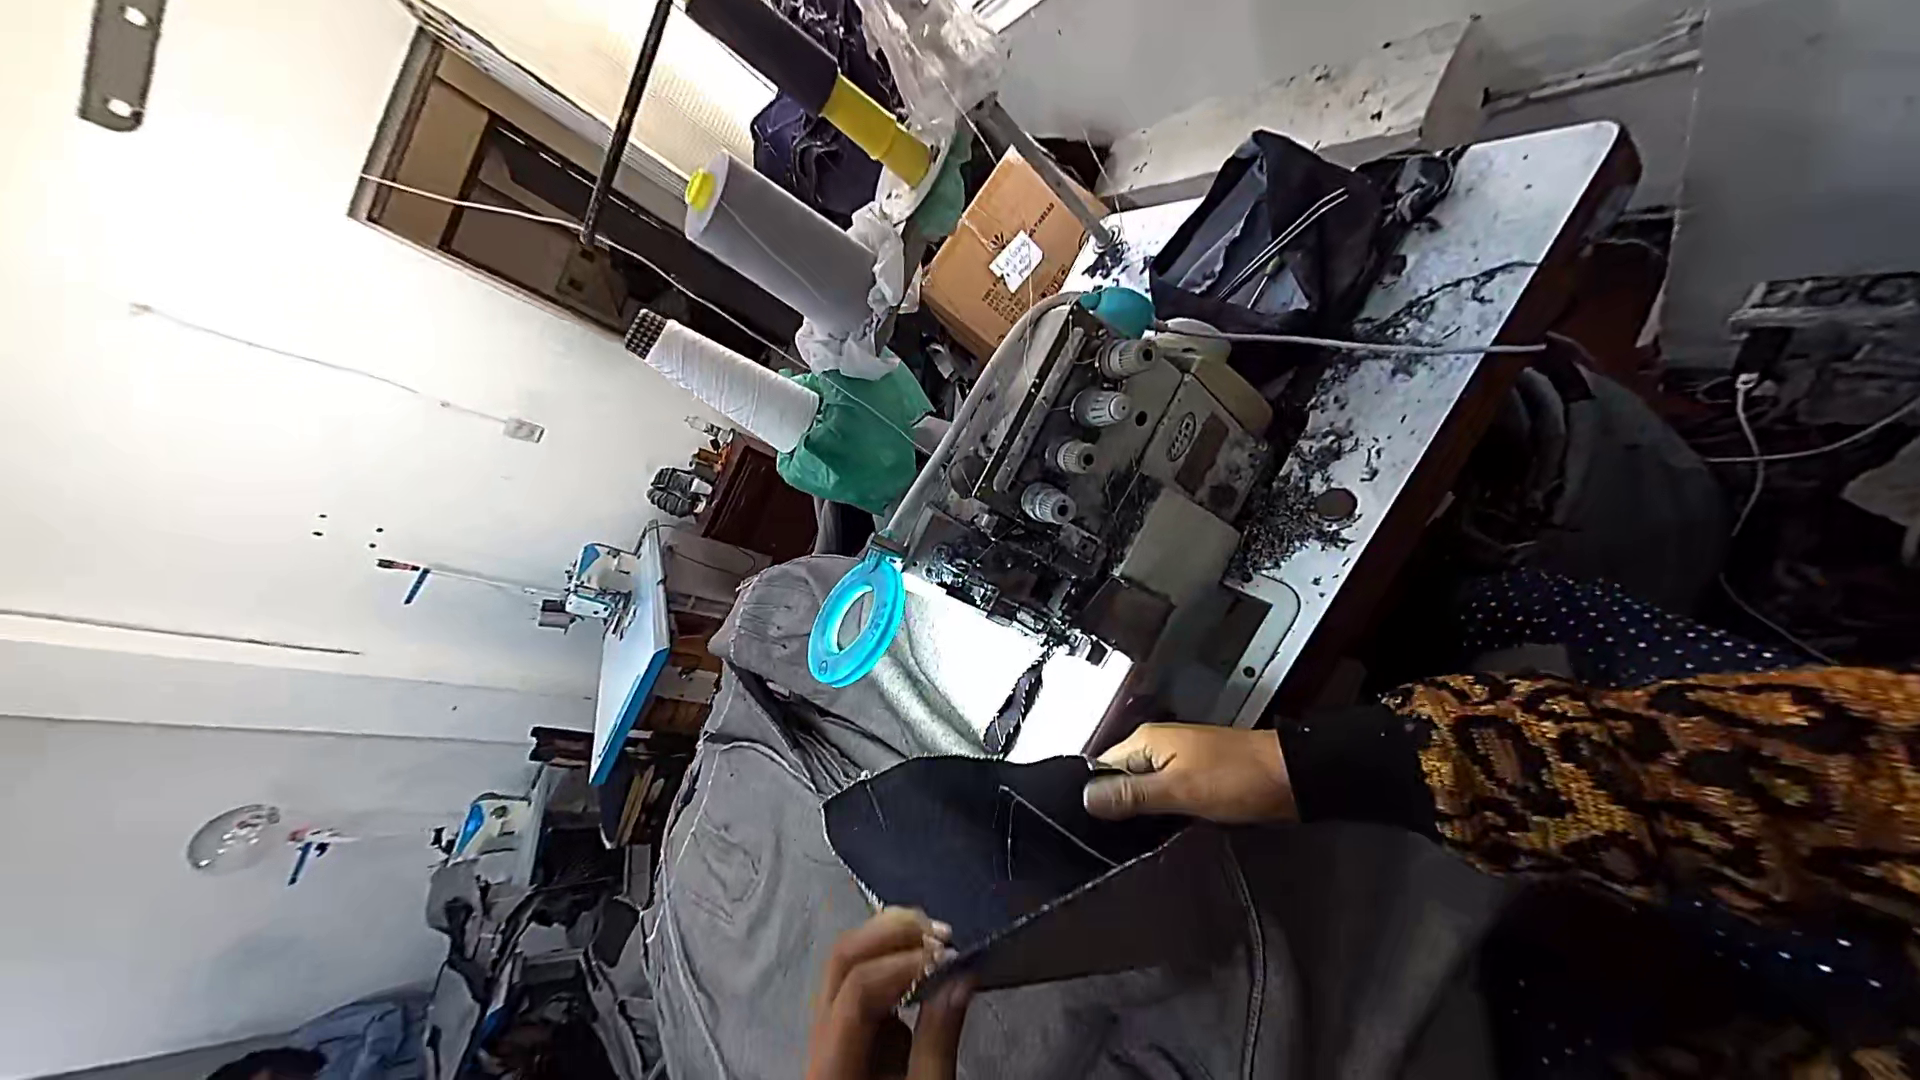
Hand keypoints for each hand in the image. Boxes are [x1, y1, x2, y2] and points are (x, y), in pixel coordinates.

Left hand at [805, 907, 974, 1079]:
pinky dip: (892, 957)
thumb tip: (960, 976)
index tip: (947, 957)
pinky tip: (922, 959)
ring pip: (847, 961)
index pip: (857, 990)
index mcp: (831, 1069)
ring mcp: (827, 1032)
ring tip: (934, 939)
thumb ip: (939, 1042)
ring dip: (892, 938)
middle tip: (940, 934)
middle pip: (842, 960)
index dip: (902, 964)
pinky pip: (861, 976)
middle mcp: (817, 1041)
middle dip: (892, 934)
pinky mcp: (846, 1031)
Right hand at [1083, 723, 1296, 823]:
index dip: (1094, 795)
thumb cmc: (1236, 780)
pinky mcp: (1192, 776)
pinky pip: (1162, 793)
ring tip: (1129, 842)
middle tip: (1109, 842)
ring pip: (1141, 788)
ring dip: (1139, 811)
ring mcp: (1175, 760)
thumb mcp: (1179, 790)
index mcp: (1146, 741)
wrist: (1292, 778)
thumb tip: (1085, 798)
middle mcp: (1155, 746)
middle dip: (1116, 805)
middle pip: (1120, 777)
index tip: (1087, 827)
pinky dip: (1158, 811)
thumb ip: (1132, 794)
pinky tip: (1157, 832)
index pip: (1101, 767)